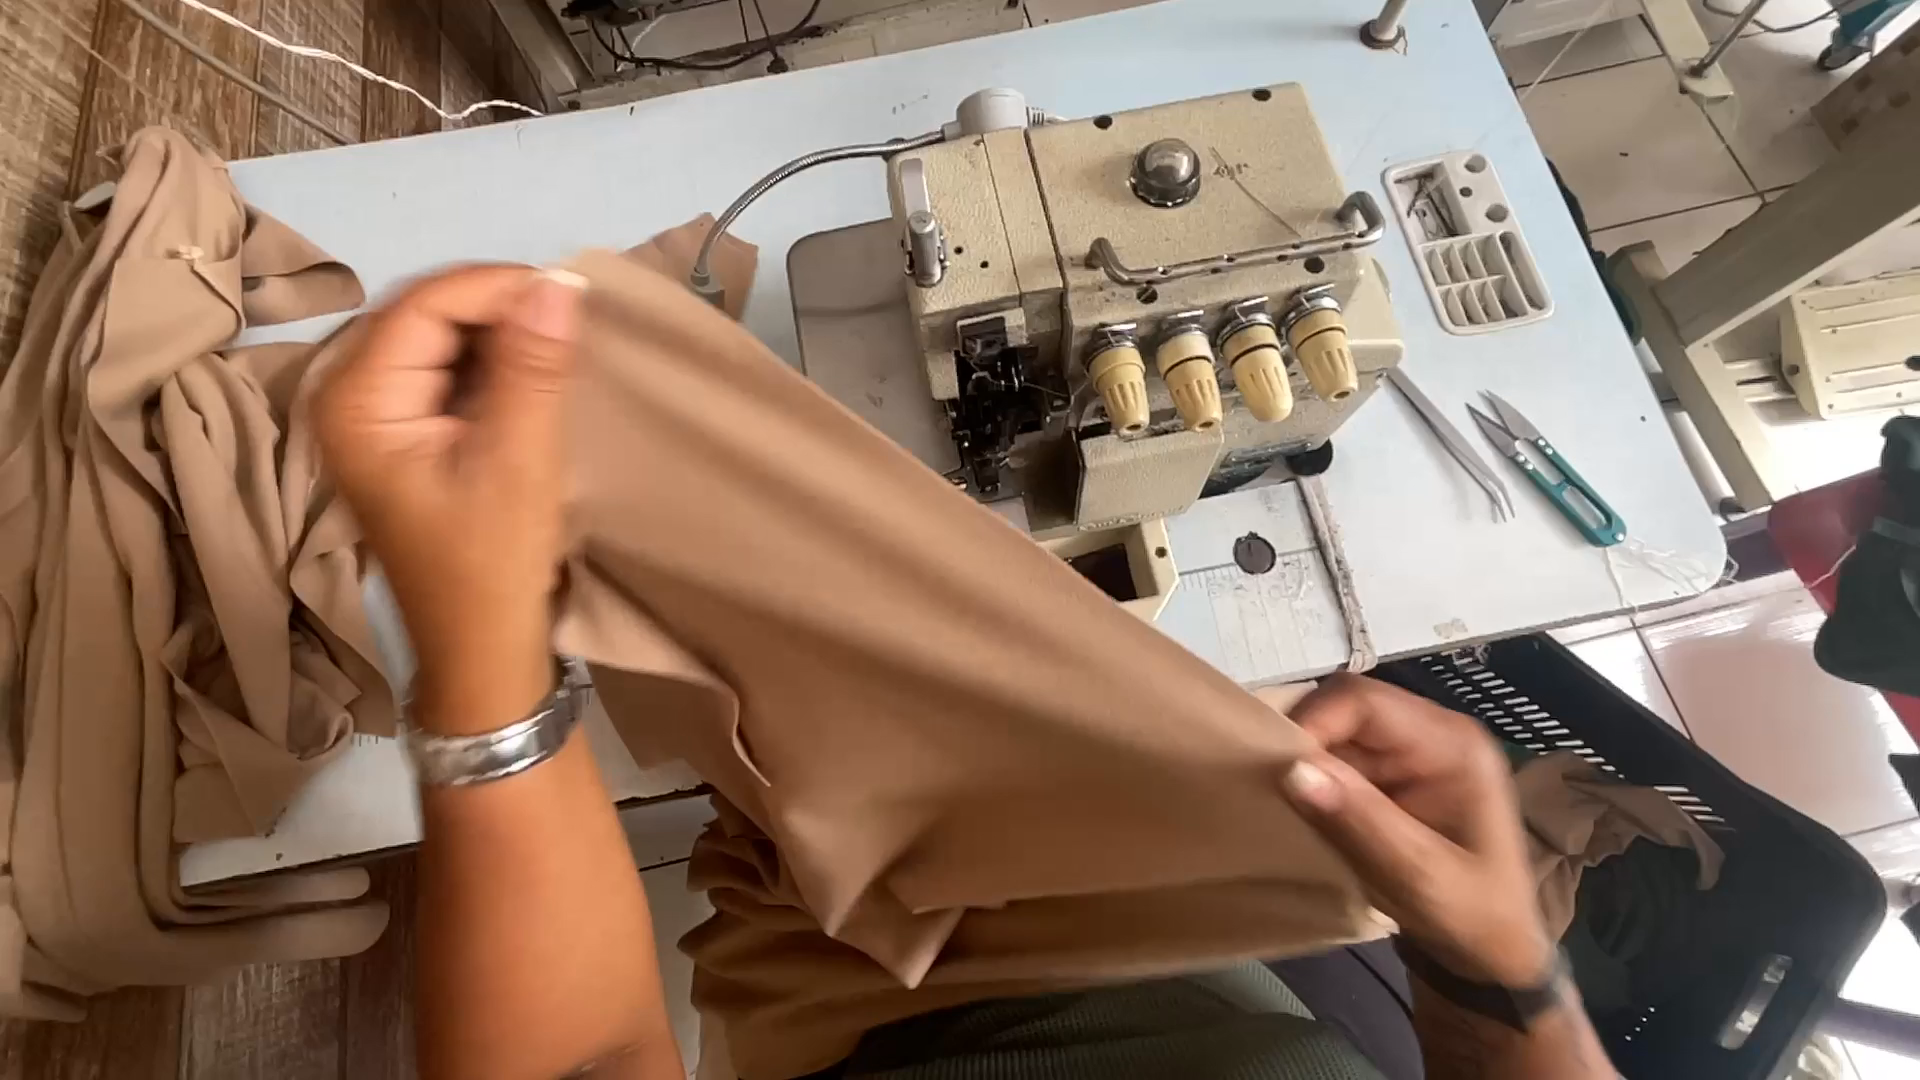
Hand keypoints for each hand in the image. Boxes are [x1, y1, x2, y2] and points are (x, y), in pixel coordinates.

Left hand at [316, 264, 583, 733]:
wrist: (482, 641)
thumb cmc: (494, 558)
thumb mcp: (520, 460)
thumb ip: (533, 370)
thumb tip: (558, 285)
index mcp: (358, 402)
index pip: (421, 307)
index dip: (496, 287)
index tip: (571, 294)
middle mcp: (350, 399)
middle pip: (423, 318)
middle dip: (498, 308)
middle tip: (570, 320)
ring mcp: (376, 421)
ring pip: (438, 345)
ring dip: (500, 337)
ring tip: (560, 345)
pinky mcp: (408, 440)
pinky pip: (448, 378)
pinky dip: (494, 367)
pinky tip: (535, 377)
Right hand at [1280, 673, 1553, 986]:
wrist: (1488, 954)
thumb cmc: (1471, 915)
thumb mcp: (1421, 876)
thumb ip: (1361, 820)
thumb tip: (1292, 769)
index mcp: (1451, 743)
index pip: (1363, 700)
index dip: (1312, 721)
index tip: (1279, 767)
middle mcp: (1427, 731)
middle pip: (1341, 704)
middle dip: (1302, 737)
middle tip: (1273, 780)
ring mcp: (1403, 748)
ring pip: (1330, 724)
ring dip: (1301, 756)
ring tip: (1280, 793)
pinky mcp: (1383, 768)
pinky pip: (1331, 750)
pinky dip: (1308, 772)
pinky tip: (1298, 802)